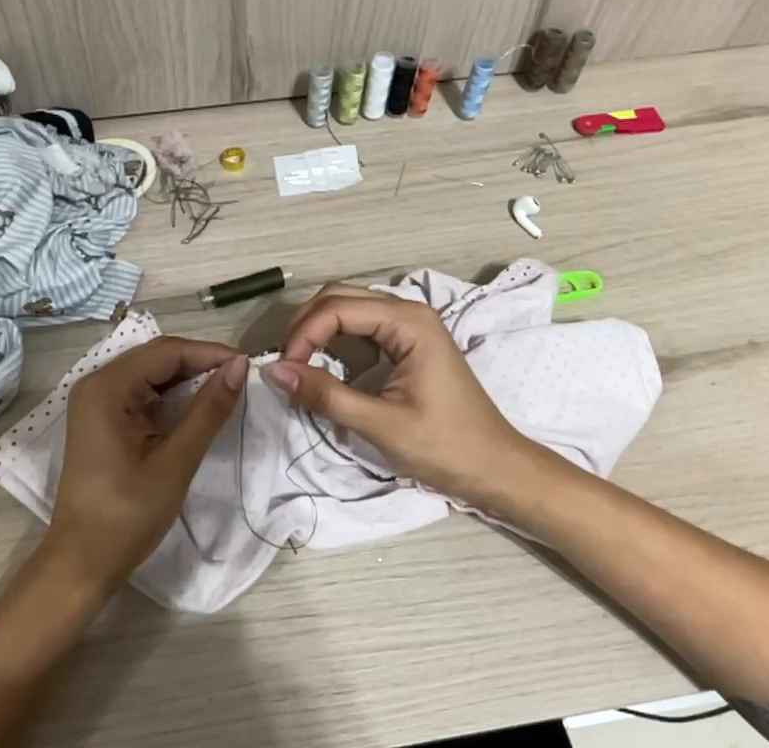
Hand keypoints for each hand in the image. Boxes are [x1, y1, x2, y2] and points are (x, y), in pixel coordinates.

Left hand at [46, 336, 247, 588]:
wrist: (82, 561)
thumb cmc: (127, 514)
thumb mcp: (175, 461)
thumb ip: (208, 410)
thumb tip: (239, 368)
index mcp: (107, 387)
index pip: (166, 352)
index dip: (210, 353)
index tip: (249, 365)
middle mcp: (96, 383)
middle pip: (156, 358)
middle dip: (200, 363)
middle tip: (242, 378)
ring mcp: (96, 401)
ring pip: (150, 374)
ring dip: (187, 379)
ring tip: (227, 389)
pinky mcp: (101, 419)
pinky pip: (141, 393)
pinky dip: (171, 396)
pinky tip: (197, 406)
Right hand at [263, 283, 562, 508]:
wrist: (496, 469)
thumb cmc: (446, 447)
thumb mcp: (381, 425)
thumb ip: (326, 395)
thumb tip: (272, 371)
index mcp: (409, 322)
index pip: (337, 307)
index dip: (303, 334)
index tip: (284, 371)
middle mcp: (408, 313)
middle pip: (339, 299)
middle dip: (305, 328)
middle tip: (285, 367)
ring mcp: (408, 328)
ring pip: (347, 311)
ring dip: (317, 334)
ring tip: (297, 370)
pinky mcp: (405, 346)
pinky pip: (359, 331)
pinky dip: (333, 345)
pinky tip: (322, 371)